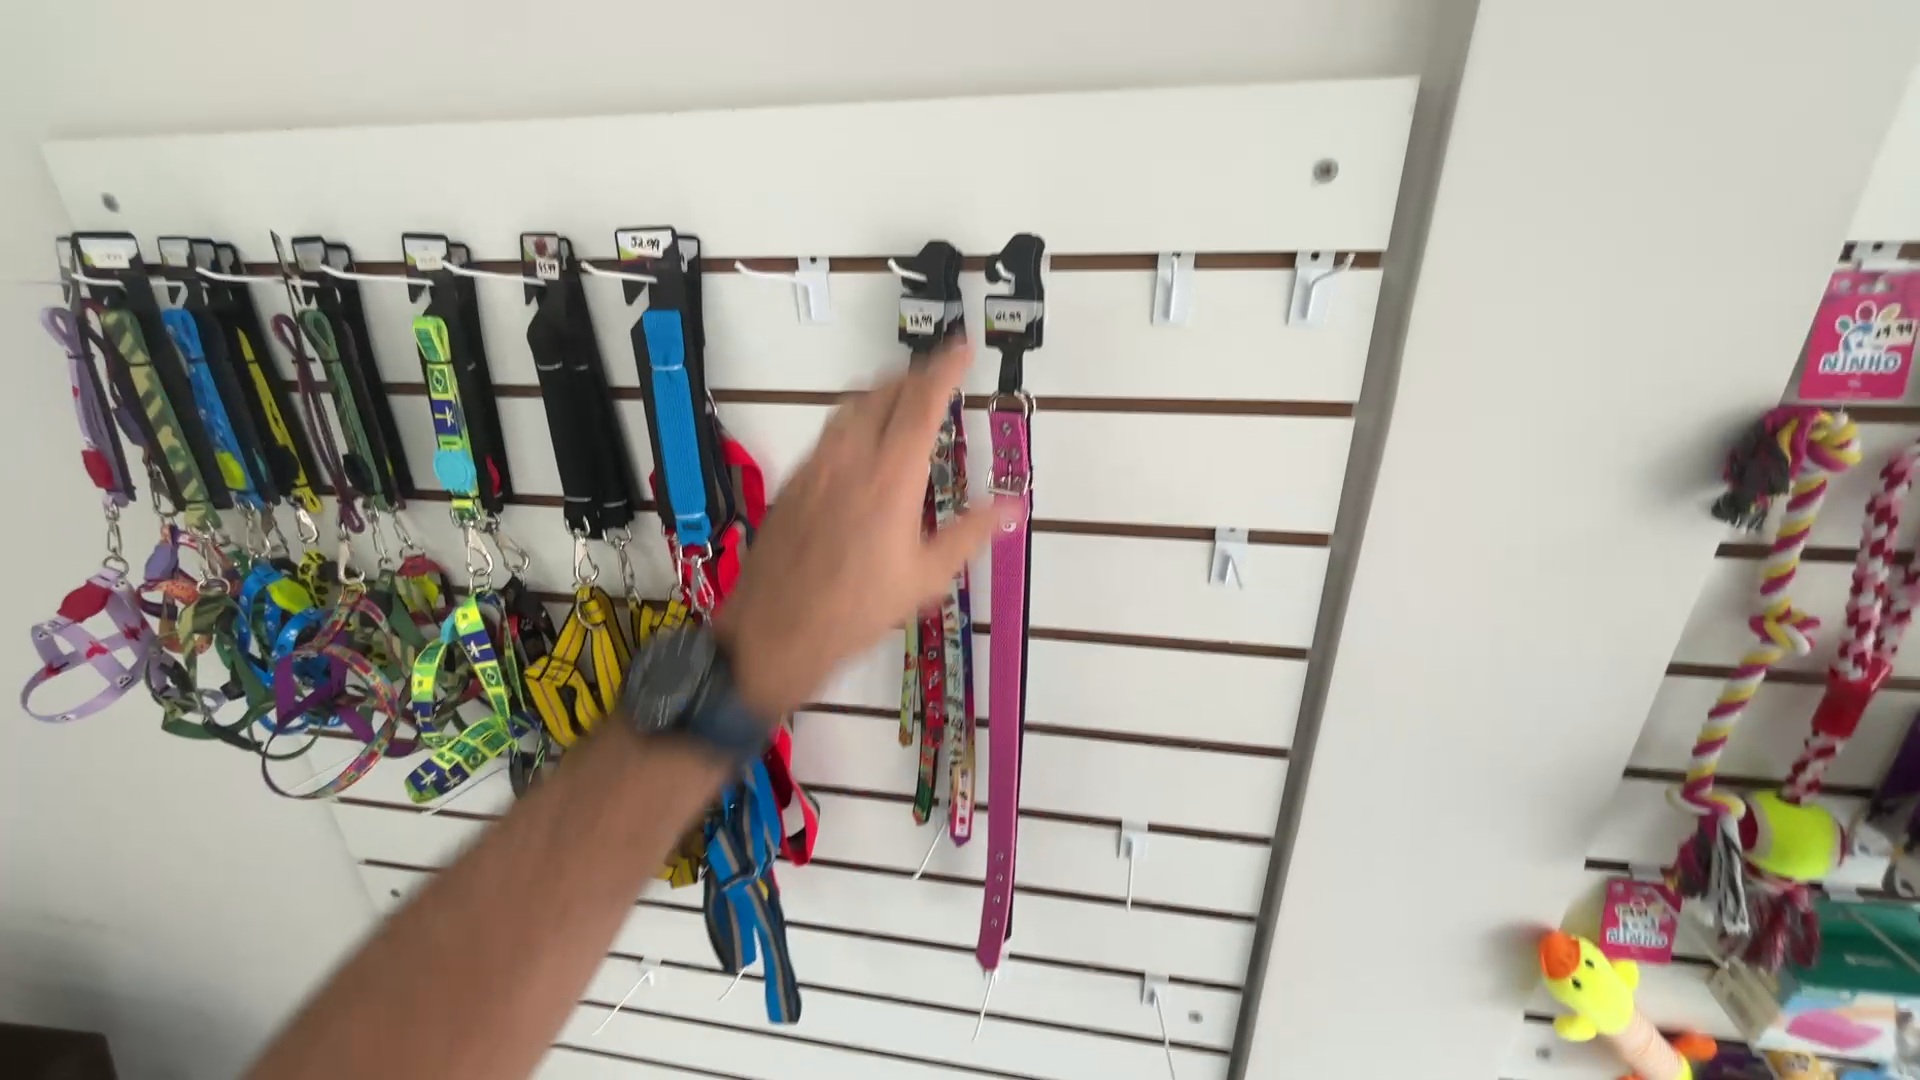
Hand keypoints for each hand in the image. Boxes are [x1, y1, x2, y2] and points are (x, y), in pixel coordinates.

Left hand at [716, 336, 1005, 718]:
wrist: (774, 630)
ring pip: (850, 406)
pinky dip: (853, 417)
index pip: (921, 404)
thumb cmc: (857, 609)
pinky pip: (828, 431)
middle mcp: (850, 459)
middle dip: (913, 374)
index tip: (961, 347)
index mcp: (890, 477)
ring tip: (902, 396)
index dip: (944, 369)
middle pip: (882, 392)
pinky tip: (860, 440)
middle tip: (937, 374)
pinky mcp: (794, 481)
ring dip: (881, 390)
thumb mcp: (925, 578)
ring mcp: (816, 466)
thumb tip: (1014, 506)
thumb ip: (970, 533)